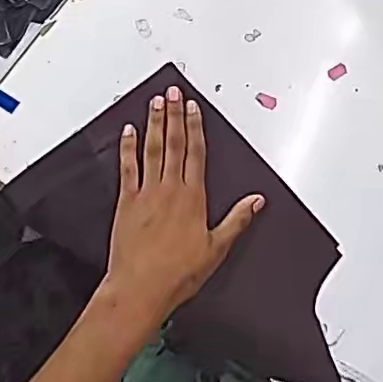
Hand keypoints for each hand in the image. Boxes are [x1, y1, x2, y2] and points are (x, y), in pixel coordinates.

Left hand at [99, 86, 262, 332]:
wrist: (140, 289)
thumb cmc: (177, 273)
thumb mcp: (216, 249)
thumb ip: (237, 220)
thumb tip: (256, 201)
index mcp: (192, 197)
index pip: (196, 152)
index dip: (195, 127)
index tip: (193, 108)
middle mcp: (169, 189)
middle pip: (174, 143)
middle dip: (174, 115)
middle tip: (173, 92)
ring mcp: (146, 193)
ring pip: (152, 149)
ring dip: (154, 124)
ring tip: (156, 102)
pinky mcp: (126, 202)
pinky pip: (128, 168)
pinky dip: (128, 148)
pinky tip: (129, 132)